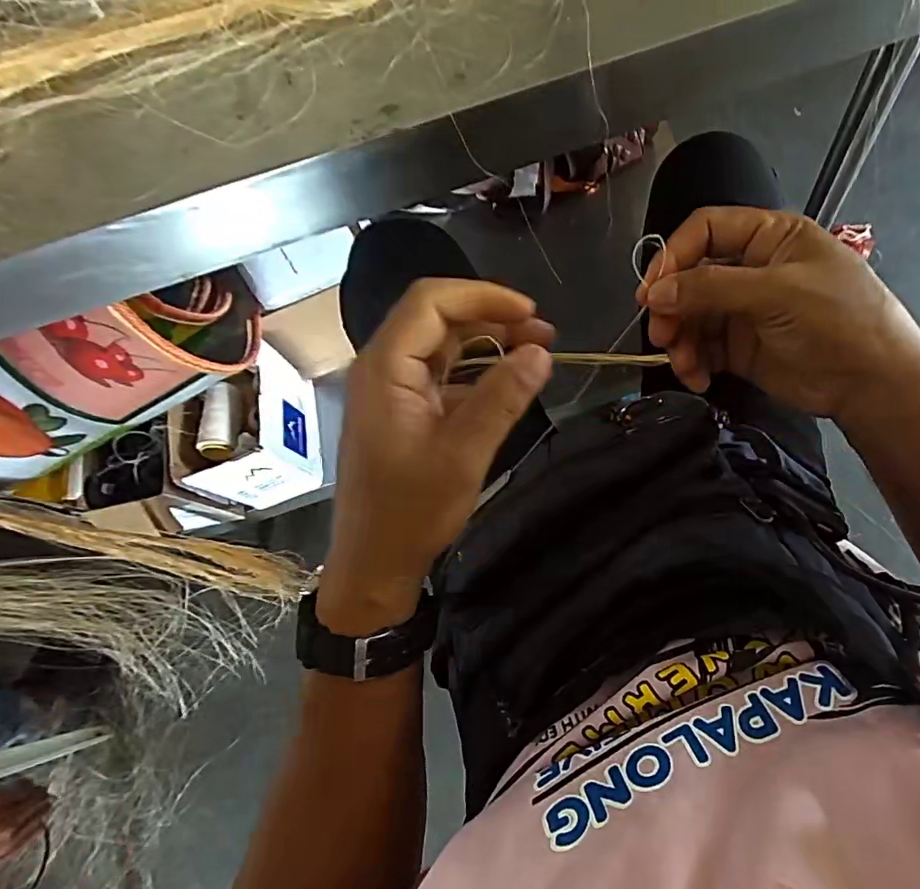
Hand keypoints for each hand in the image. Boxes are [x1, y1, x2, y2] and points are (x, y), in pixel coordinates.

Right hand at [0, 779, 49, 888]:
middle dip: (38, 793)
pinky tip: (34, 820)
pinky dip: (37, 823)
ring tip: (37, 803)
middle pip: (37, 800)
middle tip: (36, 790)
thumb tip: (7, 788)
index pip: (22, 788)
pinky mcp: (11, 852)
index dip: (25, 783)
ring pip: (42, 814)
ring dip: (41, 807)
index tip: (25, 782)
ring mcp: (10, 839)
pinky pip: (36, 832)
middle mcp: (4, 824)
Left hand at [320, 279, 554, 632]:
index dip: (484, 297)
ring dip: (488, 344)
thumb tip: (541, 352)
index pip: (432, 303)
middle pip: (437, 320)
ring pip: (442, 349)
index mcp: (387, 369)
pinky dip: (478, 374)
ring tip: (536, 352)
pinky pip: (443, 379)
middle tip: (544, 334)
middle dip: (492, 318)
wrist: (374, 560)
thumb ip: (502, 398)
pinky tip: (509, 384)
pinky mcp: (405, 415)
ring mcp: (393, 393)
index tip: (532, 313)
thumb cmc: (412, 510)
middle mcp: (384, 370)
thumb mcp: (464, 454)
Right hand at [636, 206, 919, 422]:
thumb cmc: (838, 320)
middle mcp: (755, 271)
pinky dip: (697, 364)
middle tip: (662, 335)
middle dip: (674, 307)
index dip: (674, 256)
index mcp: (770, 237)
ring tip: (683, 364)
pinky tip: (698, 377)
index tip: (653, 290)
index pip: (707, 231)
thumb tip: (659, 292)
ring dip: (682, 341)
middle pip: (694, 279)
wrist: (870, 381)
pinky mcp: (747, 350)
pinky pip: (708, 351)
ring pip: (696, 319)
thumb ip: (713, 288)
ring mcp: (750, 312)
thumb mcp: (776, 291)